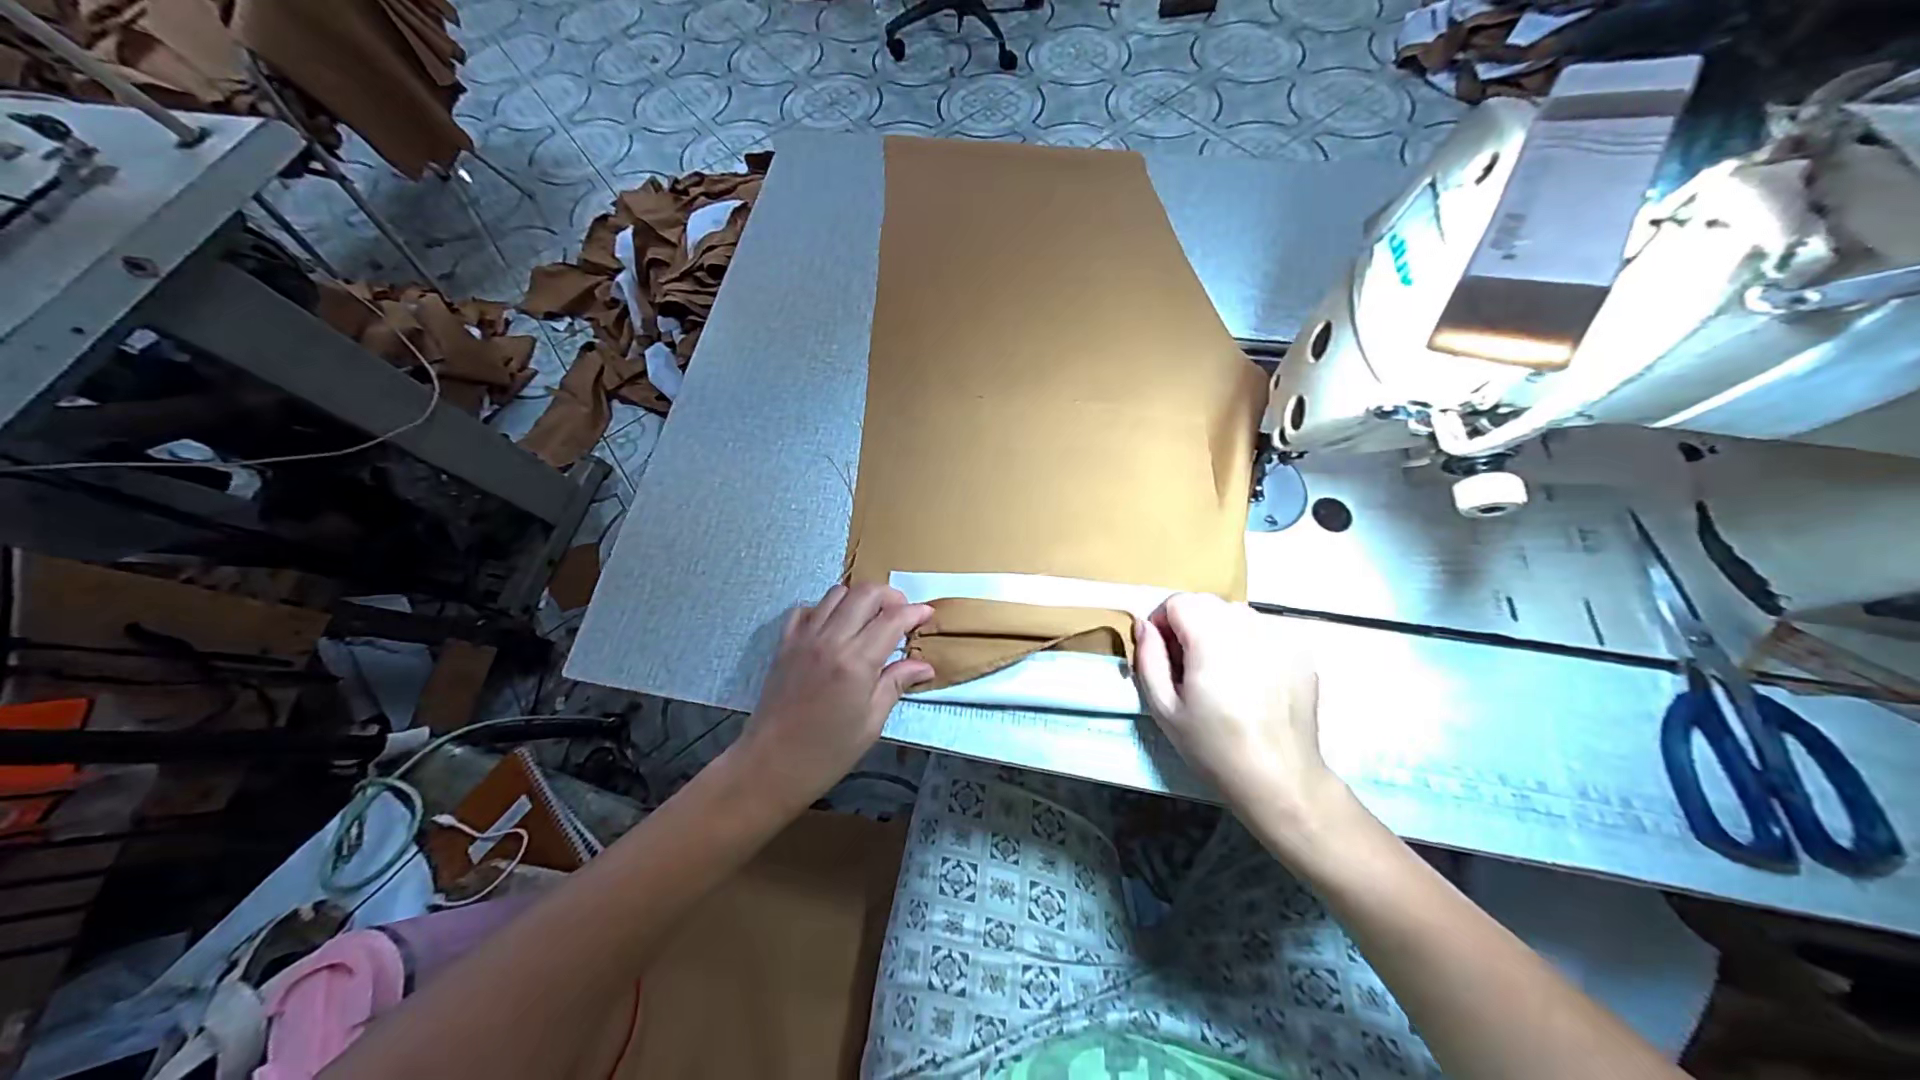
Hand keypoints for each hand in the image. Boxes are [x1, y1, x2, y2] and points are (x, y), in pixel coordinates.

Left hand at [732, 583, 933, 809]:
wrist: (771, 765)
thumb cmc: (827, 752)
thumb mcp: (871, 723)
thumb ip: (895, 684)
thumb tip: (923, 666)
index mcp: (856, 662)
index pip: (893, 619)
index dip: (915, 612)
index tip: (927, 614)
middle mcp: (830, 640)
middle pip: (866, 593)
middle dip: (891, 597)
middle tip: (902, 614)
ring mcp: (804, 638)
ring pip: (837, 593)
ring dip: (859, 599)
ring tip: (871, 619)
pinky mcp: (785, 643)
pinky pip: (807, 608)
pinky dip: (826, 609)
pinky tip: (835, 628)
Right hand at [1134, 593, 1343, 824]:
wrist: (1279, 779)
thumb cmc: (1213, 747)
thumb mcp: (1164, 708)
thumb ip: (1149, 658)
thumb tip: (1145, 625)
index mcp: (1212, 639)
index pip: (1179, 601)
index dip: (1163, 622)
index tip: (1164, 654)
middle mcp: (1249, 628)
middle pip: (1208, 603)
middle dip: (1190, 623)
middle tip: (1187, 665)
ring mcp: (1280, 639)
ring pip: (1237, 614)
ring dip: (1220, 630)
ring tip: (1219, 672)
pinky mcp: (1301, 654)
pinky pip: (1264, 633)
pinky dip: (1249, 645)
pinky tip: (1249, 681)